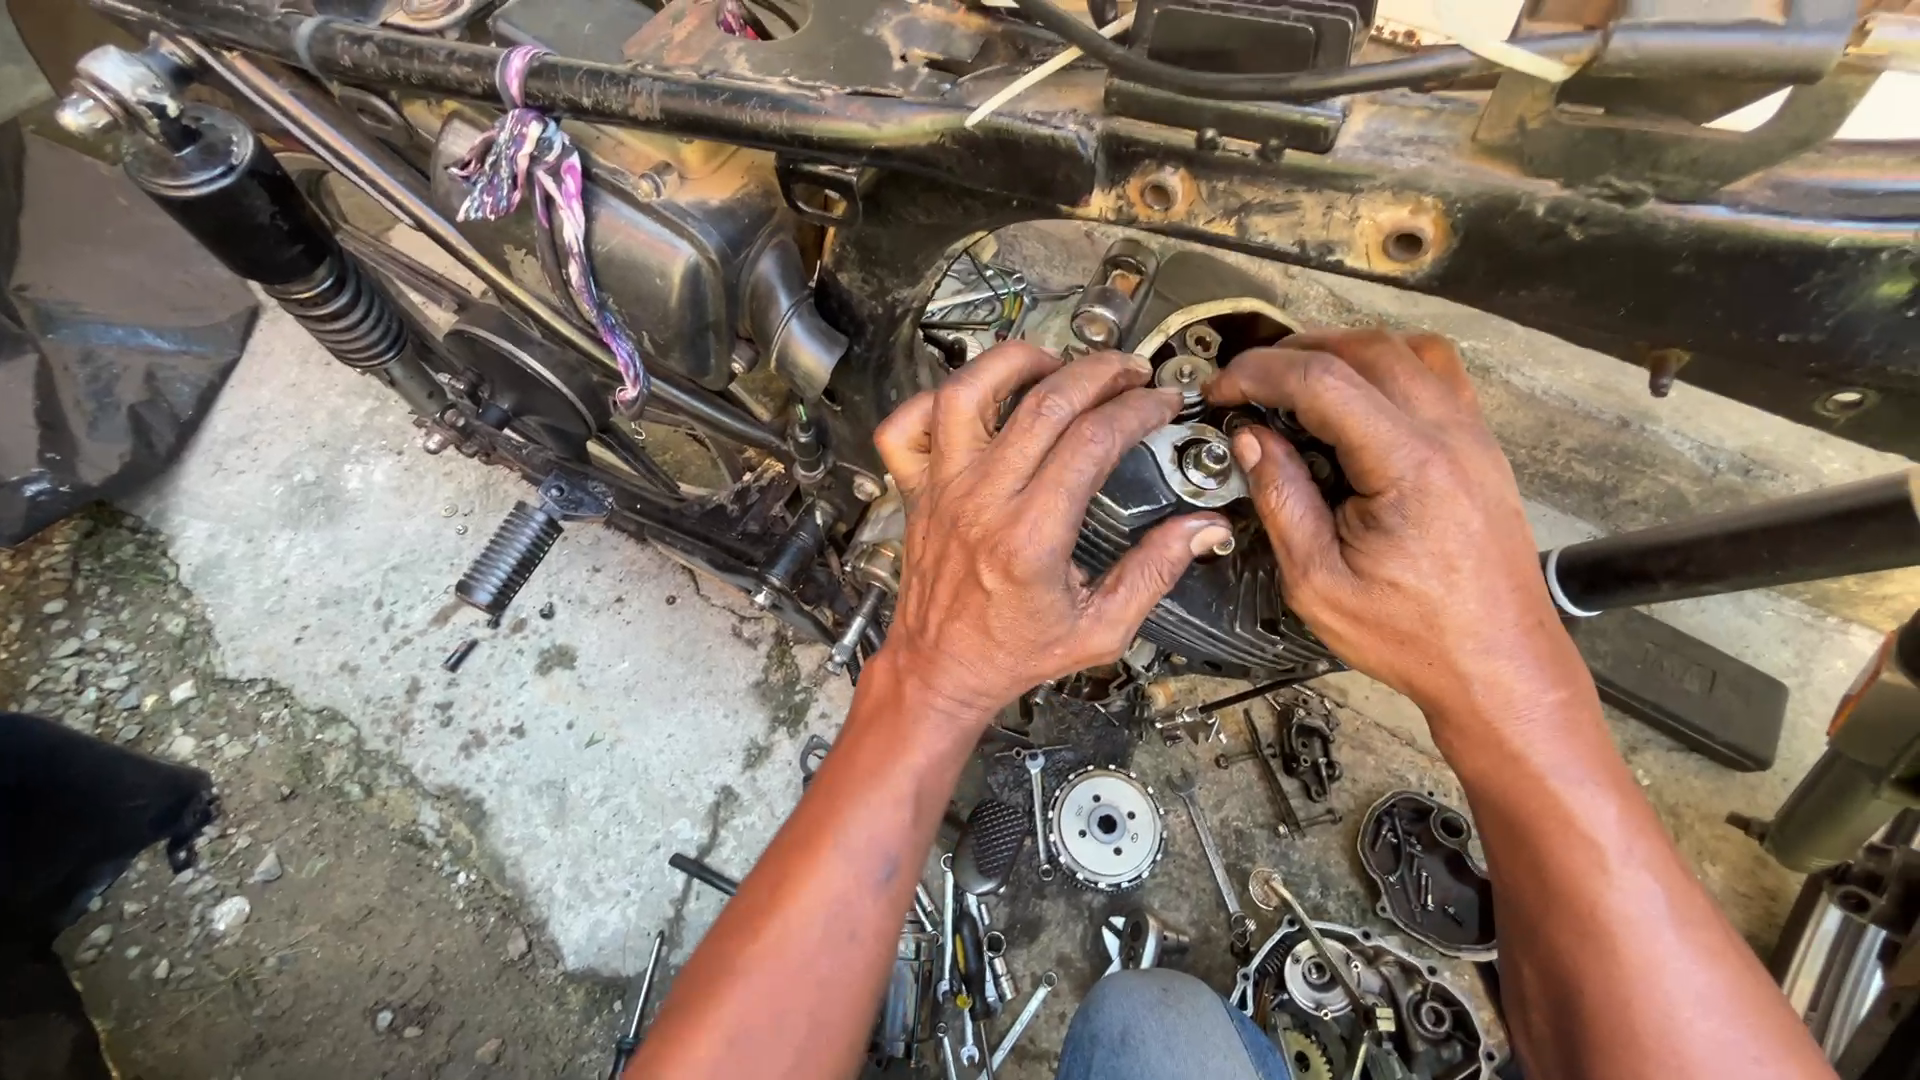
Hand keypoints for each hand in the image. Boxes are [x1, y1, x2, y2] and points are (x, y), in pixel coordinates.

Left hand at [872, 343, 1230, 719]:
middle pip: (1044, 405)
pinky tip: (977, 400)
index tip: (1159, 404)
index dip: (1136, 410)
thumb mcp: (1099, 630)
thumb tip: (1202, 529)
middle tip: (1128, 372)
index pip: (1092, 441)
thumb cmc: (1010, 654)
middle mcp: (982, 503)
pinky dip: (935, 398)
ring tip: (1055, 362)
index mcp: (1031, 538)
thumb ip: (1153, 573)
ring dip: (1016, 362)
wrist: (940, 669)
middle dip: (1098, 373)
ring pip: (967, 394)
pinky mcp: (917, 491)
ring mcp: (943, 490)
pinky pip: (907, 426)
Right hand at [1205, 330, 1583, 729]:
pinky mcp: (1479, 449)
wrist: (1499, 665)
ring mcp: (1473, 437)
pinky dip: (1386, 366)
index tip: (1220, 390)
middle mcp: (1450, 436)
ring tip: (1294, 380)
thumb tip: (1251, 438)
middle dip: (1293, 352)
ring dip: (1343, 350)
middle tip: (1246, 381)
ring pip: (1407, 349)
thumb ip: (1281, 499)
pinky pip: (1436, 375)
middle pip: (1366, 349)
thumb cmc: (1412, 635)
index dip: (1258, 373)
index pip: (1323, 381)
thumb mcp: (1317, 581)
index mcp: (1409, 466)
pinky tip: (1354, 400)